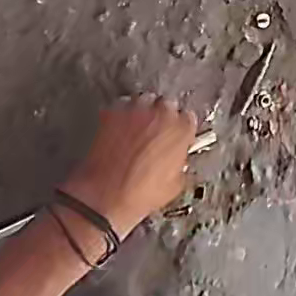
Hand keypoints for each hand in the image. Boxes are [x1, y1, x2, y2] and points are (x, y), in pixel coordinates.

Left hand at [59, 95, 197, 234]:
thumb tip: (178, 162)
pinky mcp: (113, 111)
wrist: (107, 195)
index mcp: (181, 129)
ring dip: (143, 111)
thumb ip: (181, 163)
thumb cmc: (140, 192)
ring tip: (138, 128)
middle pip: (166, 104)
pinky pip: (121, 105)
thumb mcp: (175, 185)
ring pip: (144, 100)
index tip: (176, 136)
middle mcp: (161, 113)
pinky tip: (120, 128)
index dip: (181, 129)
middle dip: (163, 117)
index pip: (188, 118)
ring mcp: (136, 109)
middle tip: (156, 133)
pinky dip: (122, 113)